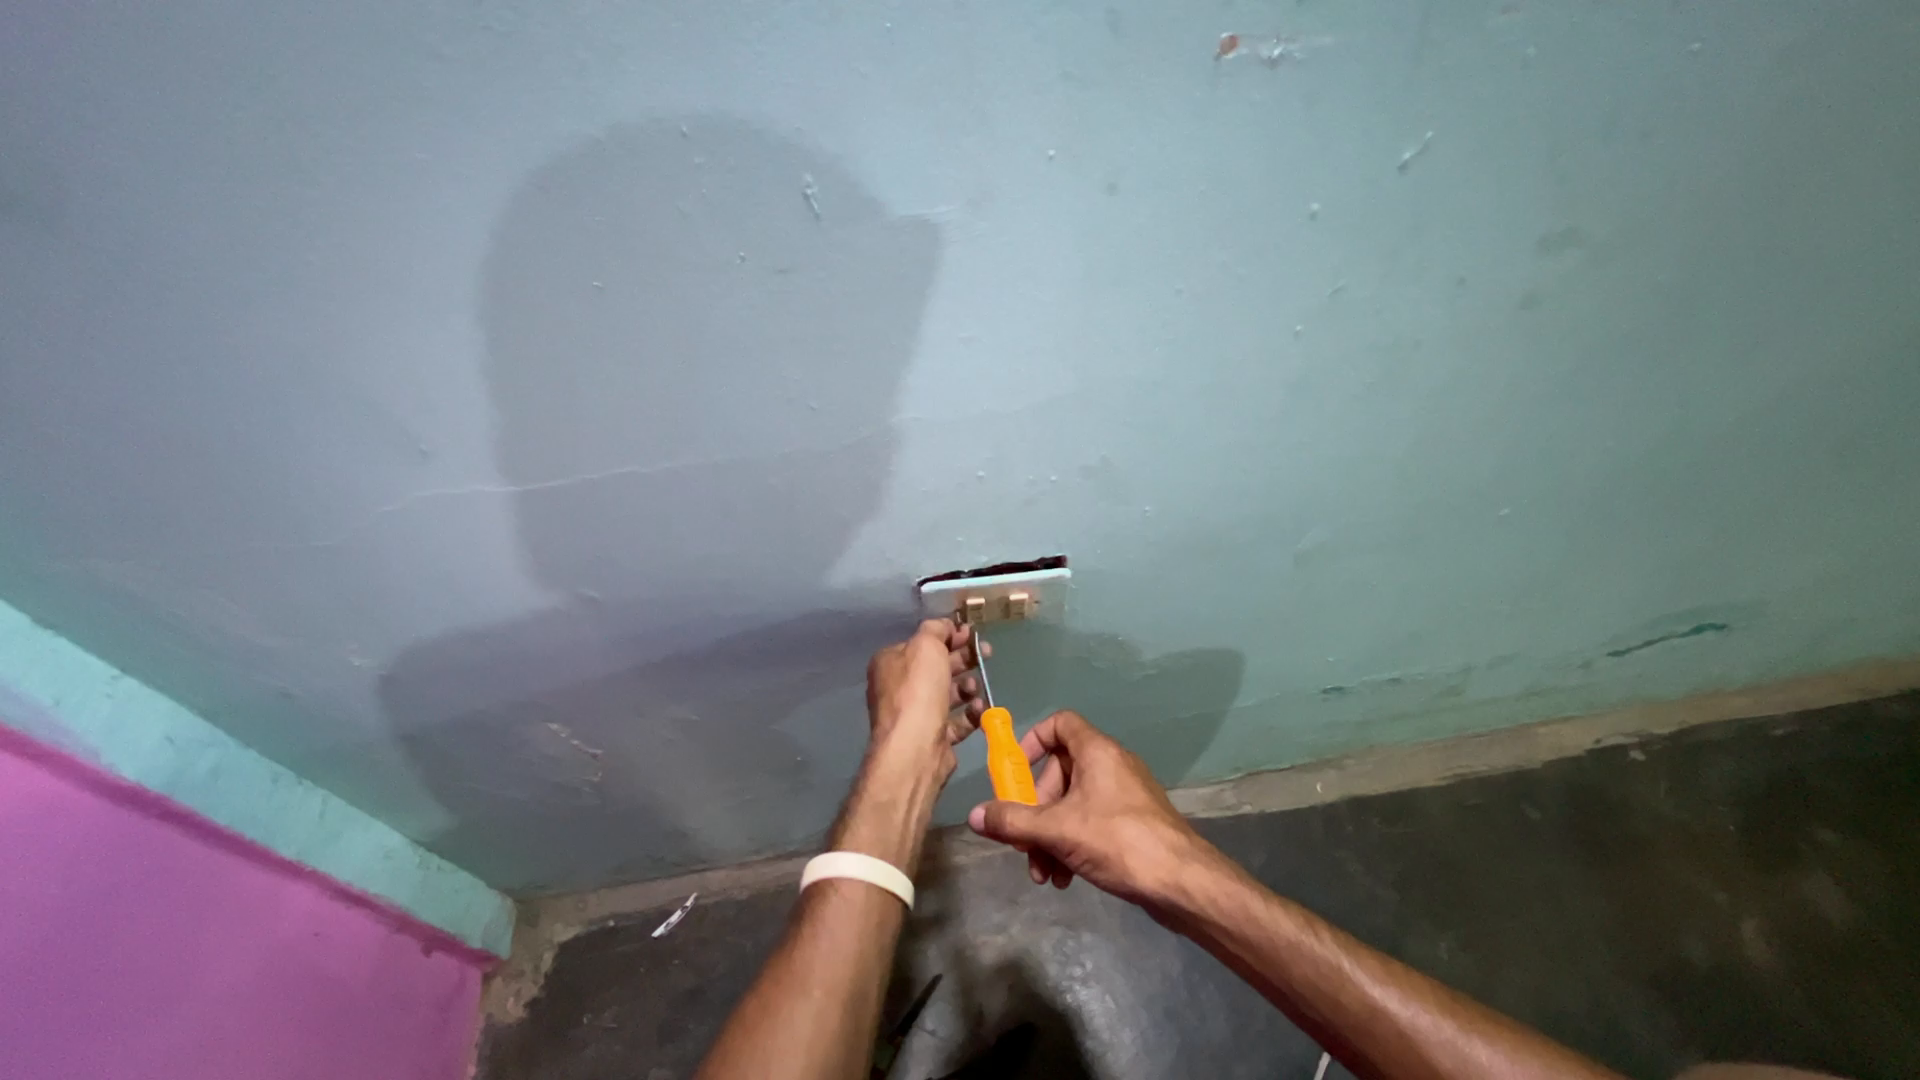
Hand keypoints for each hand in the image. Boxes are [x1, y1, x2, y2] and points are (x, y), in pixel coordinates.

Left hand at [864, 619, 988, 777]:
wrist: (915, 748)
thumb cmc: (918, 690)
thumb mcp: (926, 646)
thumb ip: (936, 630)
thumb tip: (945, 625)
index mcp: (891, 663)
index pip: (921, 643)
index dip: (947, 636)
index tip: (971, 633)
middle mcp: (898, 688)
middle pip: (936, 667)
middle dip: (963, 659)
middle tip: (986, 653)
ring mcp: (914, 715)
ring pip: (947, 694)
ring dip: (967, 687)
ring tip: (974, 687)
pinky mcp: (932, 737)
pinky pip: (955, 721)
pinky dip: (970, 714)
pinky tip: (980, 710)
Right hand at [966, 710, 1212, 910]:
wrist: (1183, 882)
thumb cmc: (1118, 840)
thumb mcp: (1057, 830)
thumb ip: (1013, 821)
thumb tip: (974, 816)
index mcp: (1096, 751)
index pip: (1059, 723)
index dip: (1032, 742)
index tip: (1014, 774)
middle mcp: (1111, 765)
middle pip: (1060, 772)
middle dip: (1036, 809)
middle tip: (1024, 840)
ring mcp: (1124, 795)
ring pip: (1073, 805)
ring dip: (1050, 837)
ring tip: (1043, 873)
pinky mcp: (1133, 824)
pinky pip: (1091, 824)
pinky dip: (1072, 845)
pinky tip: (1065, 879)